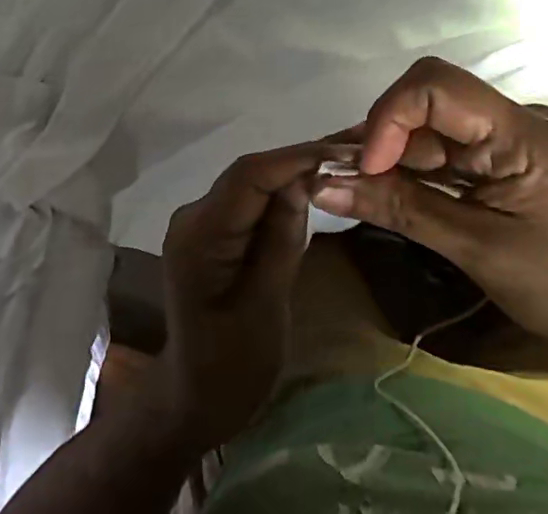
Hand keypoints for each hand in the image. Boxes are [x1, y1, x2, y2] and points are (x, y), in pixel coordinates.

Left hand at [154, 143, 321, 450]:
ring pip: (249, 184)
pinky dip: (279, 195)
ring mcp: (199, 223)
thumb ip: (282, 237)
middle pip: (247, 174)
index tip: (346, 151)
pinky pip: (247, 203)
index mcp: (199, 233)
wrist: (195, 397)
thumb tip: (305, 178)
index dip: (296, 157)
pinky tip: (312, 190)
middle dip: (299, 161)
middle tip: (355, 154)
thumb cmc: (233, 365)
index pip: (247, 176)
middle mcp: (193, 216)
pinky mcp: (211, 233)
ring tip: (343, 164)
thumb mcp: (267, 304)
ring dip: (292, 173)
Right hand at [309, 57, 547, 364]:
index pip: (437, 87)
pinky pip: (440, 154)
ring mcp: (506, 143)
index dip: (389, 117)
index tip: (366, 169)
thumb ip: (400, 210)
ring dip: (383, 158)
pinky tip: (373, 190)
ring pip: (425, 130)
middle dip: (376, 139)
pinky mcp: (499, 164)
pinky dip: (404, 172)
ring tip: (338, 184)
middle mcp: (513, 123)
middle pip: (425, 105)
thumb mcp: (479, 251)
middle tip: (335, 178)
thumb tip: (321, 187)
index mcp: (524, 134)